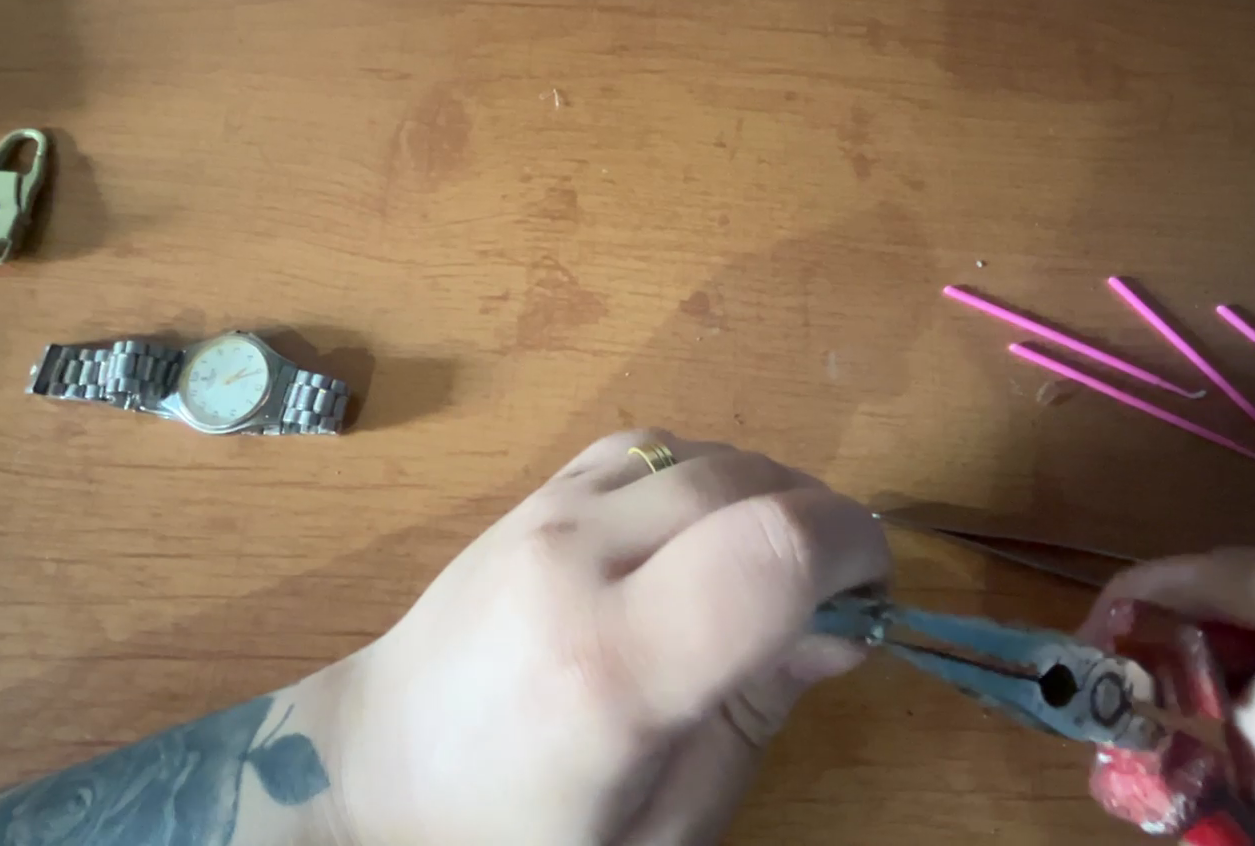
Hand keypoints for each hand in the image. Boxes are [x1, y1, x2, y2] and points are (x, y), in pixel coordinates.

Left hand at [322, 431, 888, 845]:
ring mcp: (545, 511)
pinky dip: (699, 472)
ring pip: (698, 452)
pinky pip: (643, 447)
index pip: (771, 548)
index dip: (853, 549)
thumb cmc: (520, 830)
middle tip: (834, 587)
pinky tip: (698, 526)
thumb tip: (838, 626)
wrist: (382, 765)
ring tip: (771, 557)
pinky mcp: (531, 494)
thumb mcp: (663, 818)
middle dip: (818, 517)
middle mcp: (578, 557)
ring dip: (762, 491)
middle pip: (743, 481)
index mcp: (614, 663)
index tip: (872, 593)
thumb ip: (756, 708)